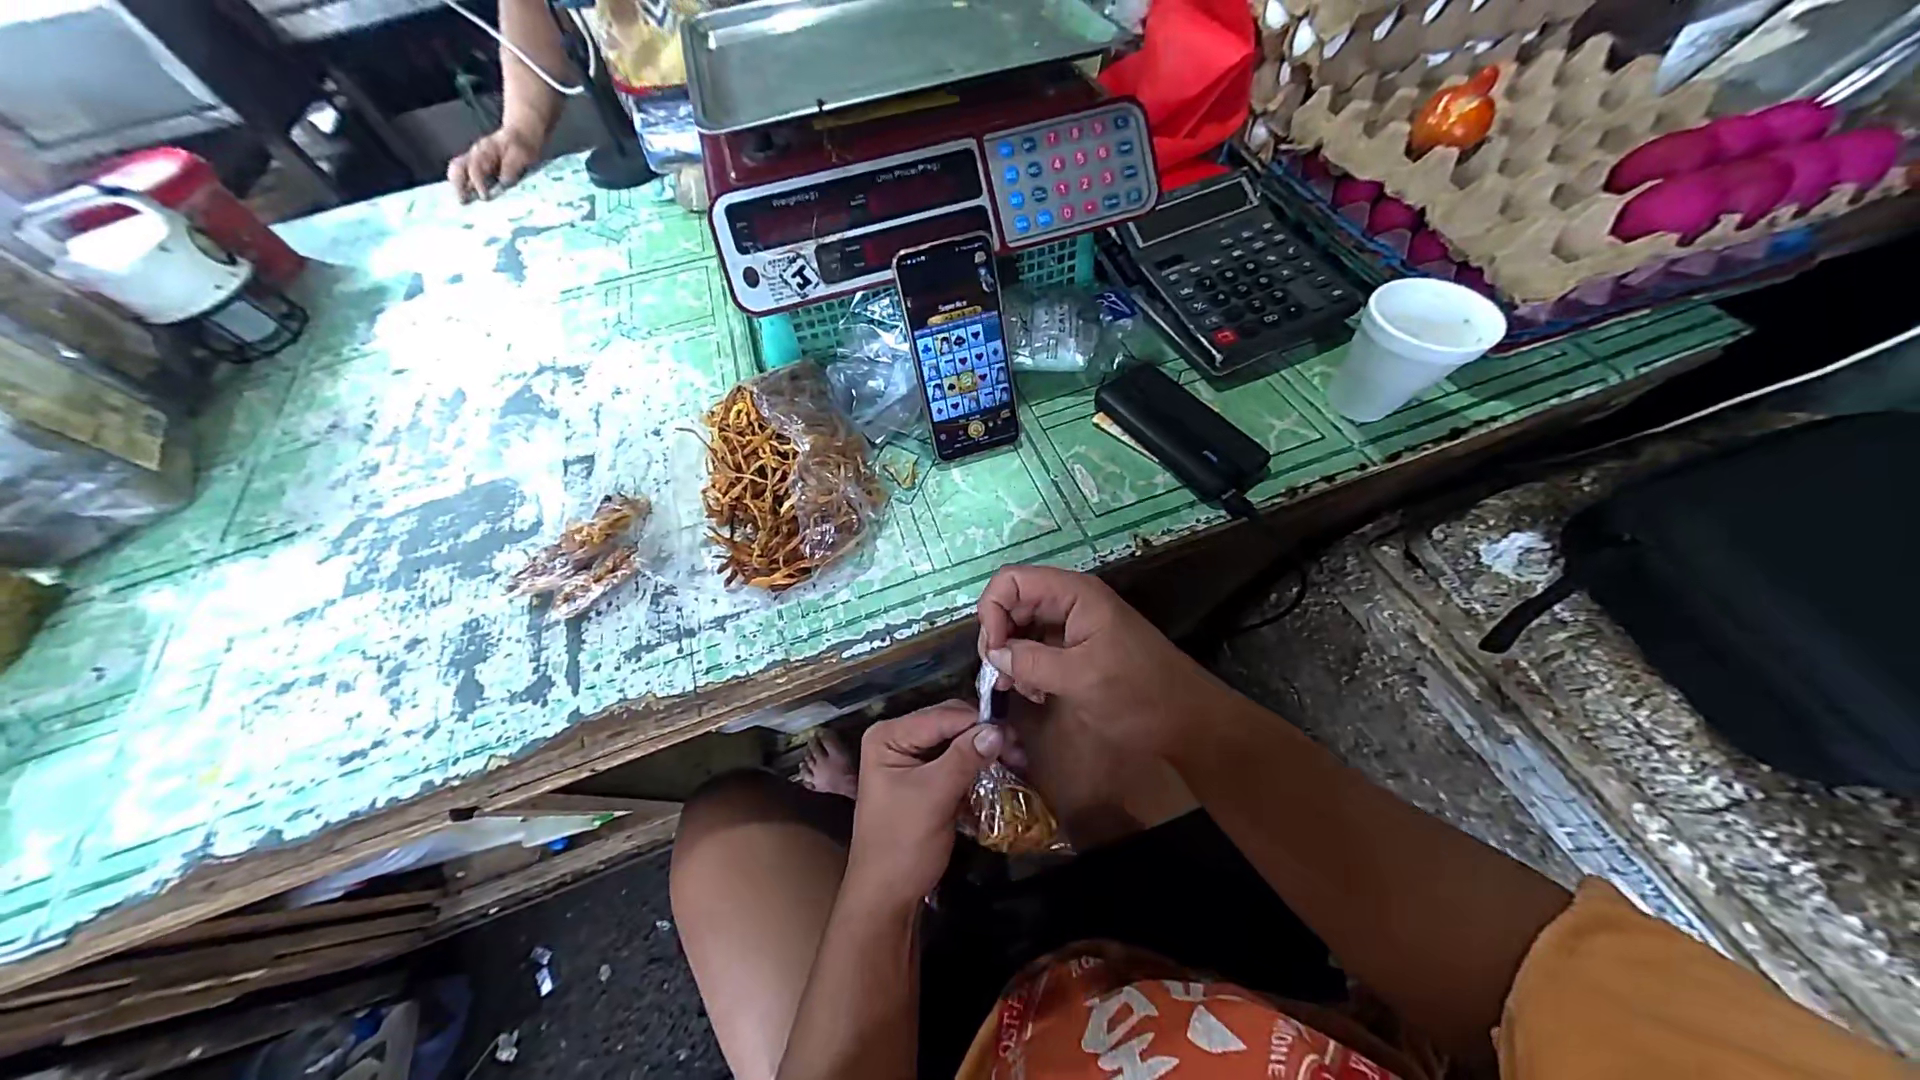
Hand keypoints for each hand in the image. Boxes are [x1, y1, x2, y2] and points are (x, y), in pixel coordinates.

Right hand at [447, 123, 543, 202]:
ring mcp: (475, 160)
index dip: (478, 183)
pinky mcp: (480, 168)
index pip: (474, 168)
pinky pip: (466, 177)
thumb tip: (504, 183)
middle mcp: (475, 155)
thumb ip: (511, 167)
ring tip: (464, 203)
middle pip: (457, 167)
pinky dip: (466, 187)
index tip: (484, 197)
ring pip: (458, 171)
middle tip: (463, 202)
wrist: (521, 136)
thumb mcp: (520, 154)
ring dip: (459, 187)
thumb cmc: (521, 145)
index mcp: (484, 151)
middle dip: (458, 185)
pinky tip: (470, 200)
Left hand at [844, 702, 1002, 906]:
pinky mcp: (925, 777)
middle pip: (951, 724)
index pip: (942, 716)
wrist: (886, 897)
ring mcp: (911, 758)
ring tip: (1016, 762)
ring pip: (957, 741)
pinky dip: (977, 766)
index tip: (1015, 739)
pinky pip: (956, 760)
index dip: (978, 724)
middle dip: (984, 736)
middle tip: (1018, 753)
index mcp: (889, 735)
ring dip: (985, 751)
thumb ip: (964, 759)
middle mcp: (898, 738)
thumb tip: (998, 729)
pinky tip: (999, 773)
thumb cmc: (902, 845)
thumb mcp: (934, 797)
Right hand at [977, 566, 1218, 758]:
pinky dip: (1028, 668)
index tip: (994, 651)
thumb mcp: (1079, 678)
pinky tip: (1036, 693)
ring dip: (1013, 657)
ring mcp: (1074, 625)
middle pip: (1013, 603)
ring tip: (1018, 689)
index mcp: (1074, 594)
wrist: (1187, 721)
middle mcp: (1071, 601)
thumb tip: (994, 655)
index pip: (1012, 581)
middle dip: (1000, 637)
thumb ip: (1030, 662)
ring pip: (1022, 628)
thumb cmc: (1138, 693)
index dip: (993, 610)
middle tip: (998, 676)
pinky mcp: (1077, 649)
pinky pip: (1038, 648)